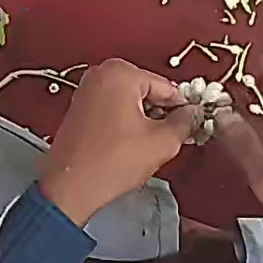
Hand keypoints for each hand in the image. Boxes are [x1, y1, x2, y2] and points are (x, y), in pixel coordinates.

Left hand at [39, 59, 197, 225]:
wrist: (70, 188)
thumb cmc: (107, 163)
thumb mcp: (162, 142)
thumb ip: (185, 122)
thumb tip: (192, 114)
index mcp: (121, 73)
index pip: (168, 87)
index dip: (182, 109)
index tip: (190, 124)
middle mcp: (101, 74)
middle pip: (149, 92)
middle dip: (161, 115)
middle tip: (167, 140)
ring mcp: (87, 91)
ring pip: (132, 102)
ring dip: (144, 121)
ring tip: (145, 147)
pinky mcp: (80, 109)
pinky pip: (115, 110)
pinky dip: (126, 125)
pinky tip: (129, 147)